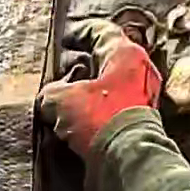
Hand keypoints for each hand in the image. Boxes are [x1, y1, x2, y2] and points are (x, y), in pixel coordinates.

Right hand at [37, 19, 161, 161]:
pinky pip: (110, 108)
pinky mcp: (136, 122)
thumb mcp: (63, 101)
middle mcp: (139, 72)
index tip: (66, 38)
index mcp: (126, 55)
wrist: (125, 158)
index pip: (102, 32)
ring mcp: (140, 98)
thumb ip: (51, 93)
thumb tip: (48, 97)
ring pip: (107, 86)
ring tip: (62, 101)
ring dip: (85, 91)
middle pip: (105, 61)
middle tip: (59, 72)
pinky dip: (92, 110)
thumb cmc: (100, 119)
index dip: (80, 33)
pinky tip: (75, 121)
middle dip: (81, 66)